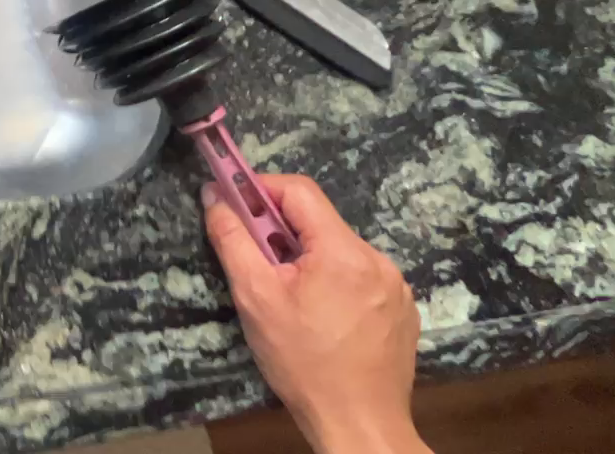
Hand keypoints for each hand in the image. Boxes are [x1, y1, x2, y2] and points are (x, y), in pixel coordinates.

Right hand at [204, 175, 430, 453]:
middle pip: (316, 219)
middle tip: (253, 257)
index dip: (260, 188)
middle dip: (277, 228)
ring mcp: (394, 286)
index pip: (299, 190)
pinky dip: (327, 276)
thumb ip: (231, 236)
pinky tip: (315, 311)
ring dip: (301, 253)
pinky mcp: (400, 309)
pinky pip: (355, 272)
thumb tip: (214, 194)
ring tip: (283, 291)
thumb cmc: (301, 360)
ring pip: (334, 246)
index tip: (233, 204)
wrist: (359, 427)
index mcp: (344, 252)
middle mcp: (377, 260)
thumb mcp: (253, 295)